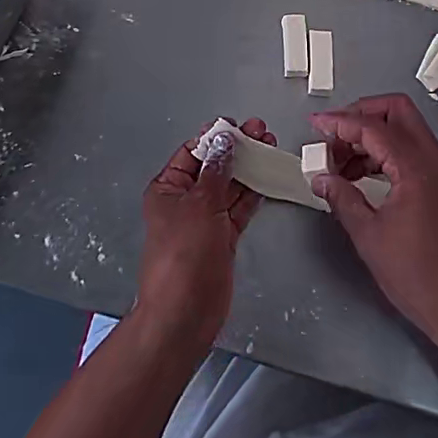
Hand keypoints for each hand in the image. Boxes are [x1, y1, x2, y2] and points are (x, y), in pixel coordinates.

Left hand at [133, 118, 272, 349]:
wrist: (185, 312)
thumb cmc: (183, 255)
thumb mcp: (200, 204)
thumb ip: (217, 170)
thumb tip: (225, 140)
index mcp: (168, 188)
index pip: (193, 152)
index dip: (215, 136)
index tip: (238, 125)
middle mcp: (185, 200)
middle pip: (214, 166)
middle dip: (237, 149)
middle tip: (262, 132)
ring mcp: (205, 219)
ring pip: (230, 185)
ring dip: (249, 167)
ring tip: (270, 146)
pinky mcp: (223, 236)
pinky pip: (239, 206)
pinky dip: (253, 192)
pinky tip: (267, 176)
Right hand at [309, 94, 437, 346]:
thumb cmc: (419, 276)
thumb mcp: (370, 237)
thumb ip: (343, 199)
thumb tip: (322, 179)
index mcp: (414, 167)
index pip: (372, 126)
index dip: (339, 122)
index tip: (315, 124)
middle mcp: (431, 158)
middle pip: (395, 110)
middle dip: (360, 115)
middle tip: (333, 137)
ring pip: (404, 127)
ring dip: (371, 134)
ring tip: (341, 164)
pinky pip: (410, 148)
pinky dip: (385, 151)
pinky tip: (362, 175)